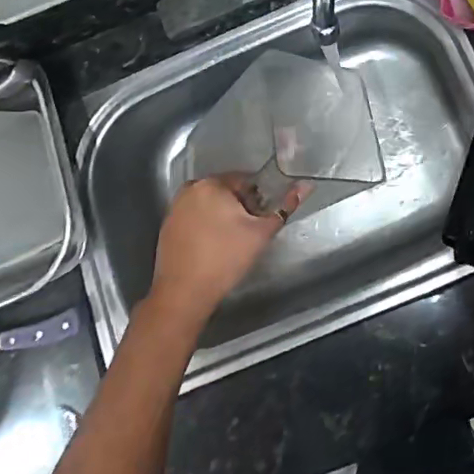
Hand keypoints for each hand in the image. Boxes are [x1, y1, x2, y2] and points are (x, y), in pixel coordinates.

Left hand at [148, 175, 304, 327]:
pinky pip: (194, 217)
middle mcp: (190, 189)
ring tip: (232, 241)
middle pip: (226, 191)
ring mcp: (175, 207)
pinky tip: (213, 246)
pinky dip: (206, 225)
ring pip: (210, 204)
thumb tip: (306, 186)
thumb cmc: (226, 259)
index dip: (259, 199)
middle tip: (249, 232)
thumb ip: (285, 207)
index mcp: (212, 184)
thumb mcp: (261, 233)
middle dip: (240, 206)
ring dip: (223, 216)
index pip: (245, 180)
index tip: (261, 220)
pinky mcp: (167, 225)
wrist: (184, 293)